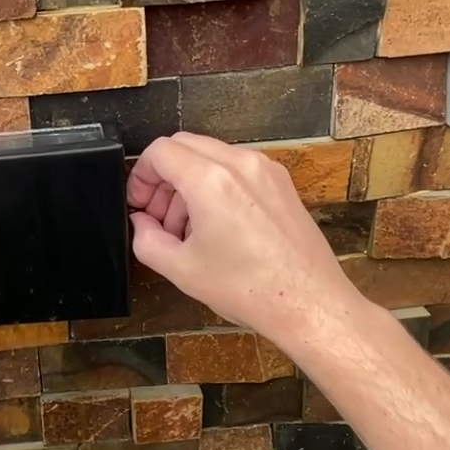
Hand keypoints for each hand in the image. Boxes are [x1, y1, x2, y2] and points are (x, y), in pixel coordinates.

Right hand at [128, 133, 363, 347]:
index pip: (160, 151)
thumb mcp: (180, 269)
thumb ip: (146, 239)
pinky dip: (214, 186)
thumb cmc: (251, 288)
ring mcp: (265, 170)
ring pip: (209, 155)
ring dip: (187, 182)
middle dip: (162, 177)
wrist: (309, 303)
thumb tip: (142, 224)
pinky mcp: (280, 183)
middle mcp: (240, 164)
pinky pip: (235, 168)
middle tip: (156, 215)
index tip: (139, 203)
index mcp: (211, 181)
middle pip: (183, 145)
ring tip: (185, 228)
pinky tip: (214, 227)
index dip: (140, 176)